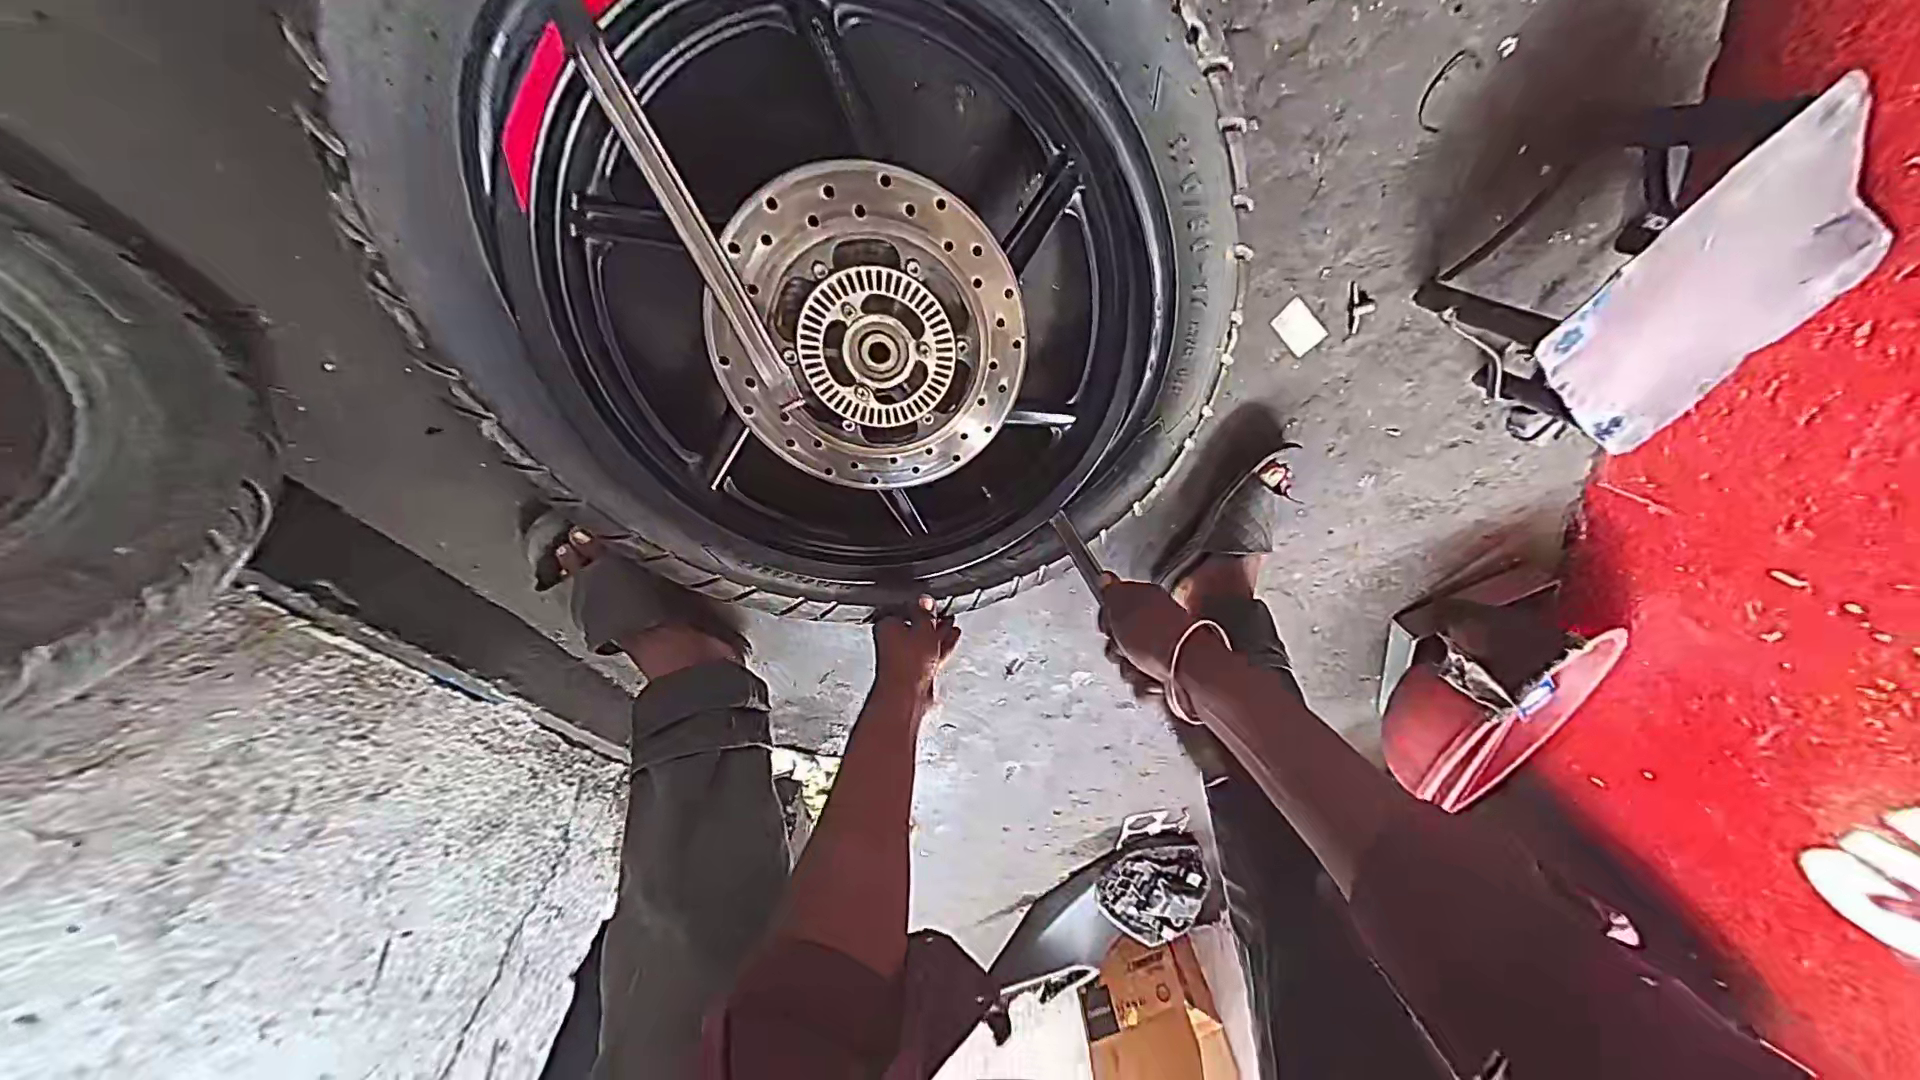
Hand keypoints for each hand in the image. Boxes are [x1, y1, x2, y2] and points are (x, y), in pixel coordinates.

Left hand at [873, 596, 960, 699]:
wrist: (908, 694)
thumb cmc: (906, 662)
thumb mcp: (923, 628)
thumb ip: (926, 612)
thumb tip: (926, 601)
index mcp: (887, 626)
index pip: (906, 610)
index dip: (921, 606)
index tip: (933, 604)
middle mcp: (891, 642)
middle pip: (914, 627)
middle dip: (931, 621)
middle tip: (944, 614)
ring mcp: (904, 657)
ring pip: (924, 641)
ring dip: (938, 634)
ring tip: (952, 626)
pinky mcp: (915, 670)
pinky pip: (930, 654)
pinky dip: (941, 646)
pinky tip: (951, 639)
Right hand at [1097, 574, 1198, 683]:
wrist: (1186, 670)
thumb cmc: (1156, 635)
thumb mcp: (1122, 604)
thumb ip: (1111, 590)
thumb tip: (1104, 578)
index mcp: (1149, 601)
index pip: (1115, 608)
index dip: (1107, 620)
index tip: (1108, 626)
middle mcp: (1157, 625)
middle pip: (1118, 641)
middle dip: (1116, 651)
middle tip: (1124, 649)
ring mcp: (1163, 652)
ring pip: (1128, 665)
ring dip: (1130, 671)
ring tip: (1143, 668)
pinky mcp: (1168, 677)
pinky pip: (1142, 685)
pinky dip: (1145, 686)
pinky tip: (1154, 680)